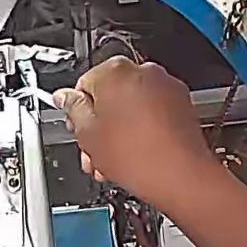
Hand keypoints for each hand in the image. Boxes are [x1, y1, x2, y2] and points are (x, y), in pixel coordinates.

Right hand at [52, 57, 223, 213]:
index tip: (78, 129)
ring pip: (130, 106)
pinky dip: (141, 130)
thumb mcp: (88, 134)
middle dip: (98, 125)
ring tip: (113, 160)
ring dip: (118, 131)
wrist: (180, 176)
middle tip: (94, 149)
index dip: (77, 113)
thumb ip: (72, 109)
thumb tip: (65, 98)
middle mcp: (143, 71)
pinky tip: (134, 155)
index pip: (83, 85)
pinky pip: (152, 112)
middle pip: (108, 96)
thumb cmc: (139, 156)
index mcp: (115, 70)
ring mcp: (165, 87)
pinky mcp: (181, 104)